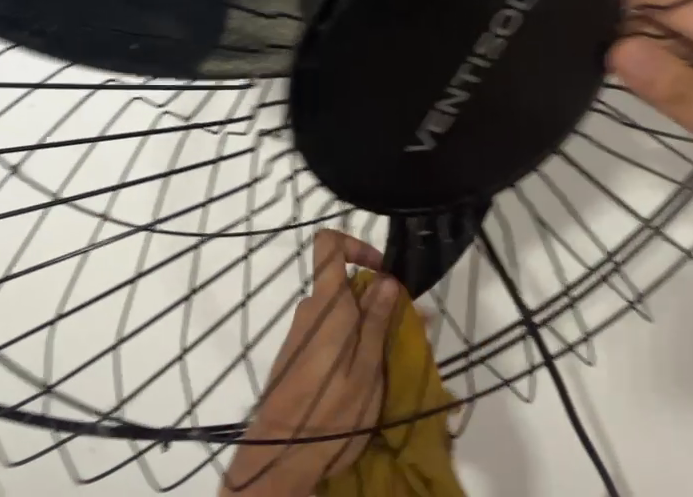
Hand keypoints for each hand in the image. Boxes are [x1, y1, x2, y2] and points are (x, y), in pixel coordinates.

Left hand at [221, 230, 402, 495]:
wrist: (284, 448)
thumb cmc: (333, 408)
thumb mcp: (367, 367)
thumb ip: (377, 320)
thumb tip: (388, 278)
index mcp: (327, 304)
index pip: (328, 245)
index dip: (356, 245)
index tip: (384, 270)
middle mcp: (310, 309)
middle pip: (343, 283)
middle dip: (377, 298)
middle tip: (409, 328)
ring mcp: (303, 330)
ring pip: (341, 311)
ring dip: (369, 324)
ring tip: (397, 357)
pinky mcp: (300, 351)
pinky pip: (331, 331)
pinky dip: (354, 340)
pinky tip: (372, 370)